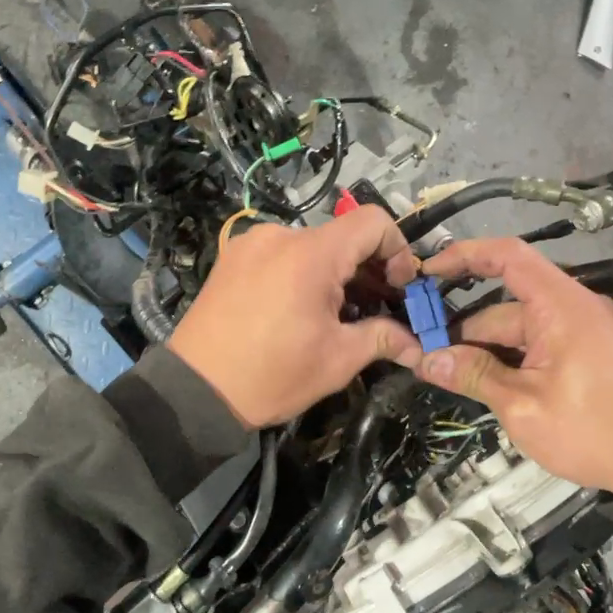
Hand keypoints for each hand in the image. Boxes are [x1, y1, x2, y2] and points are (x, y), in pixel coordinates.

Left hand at [169, 206, 421, 427]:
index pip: (372, 221)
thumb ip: (382, 339)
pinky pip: (279, 255)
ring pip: (310, 246)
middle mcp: (280, 235)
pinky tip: (298, 311)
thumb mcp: (337, 360)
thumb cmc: (272, 375)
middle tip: (377, 309)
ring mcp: (250, 244)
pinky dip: (300, 274)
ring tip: (336, 316)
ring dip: (333, 273)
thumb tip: (417, 344)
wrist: (195, 391)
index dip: (398, 249)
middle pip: (341, 236)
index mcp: (311, 253)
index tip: (400, 287)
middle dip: (367, 269)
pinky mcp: (231, 260)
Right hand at [415, 238, 612, 492]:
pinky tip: (487, 382)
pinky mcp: (591, 351)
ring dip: (486, 349)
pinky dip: (511, 356)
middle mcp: (575, 307)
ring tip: (450, 376)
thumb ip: (473, 375)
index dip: (464, 255)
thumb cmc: (591, 431)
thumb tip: (426, 359)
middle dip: (464, 329)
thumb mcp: (522, 406)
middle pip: (506, 304)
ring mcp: (585, 329)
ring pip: (521, 328)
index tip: (428, 272)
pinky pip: (541, 342)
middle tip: (425, 357)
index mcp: (562, 306)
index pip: (508, 256)